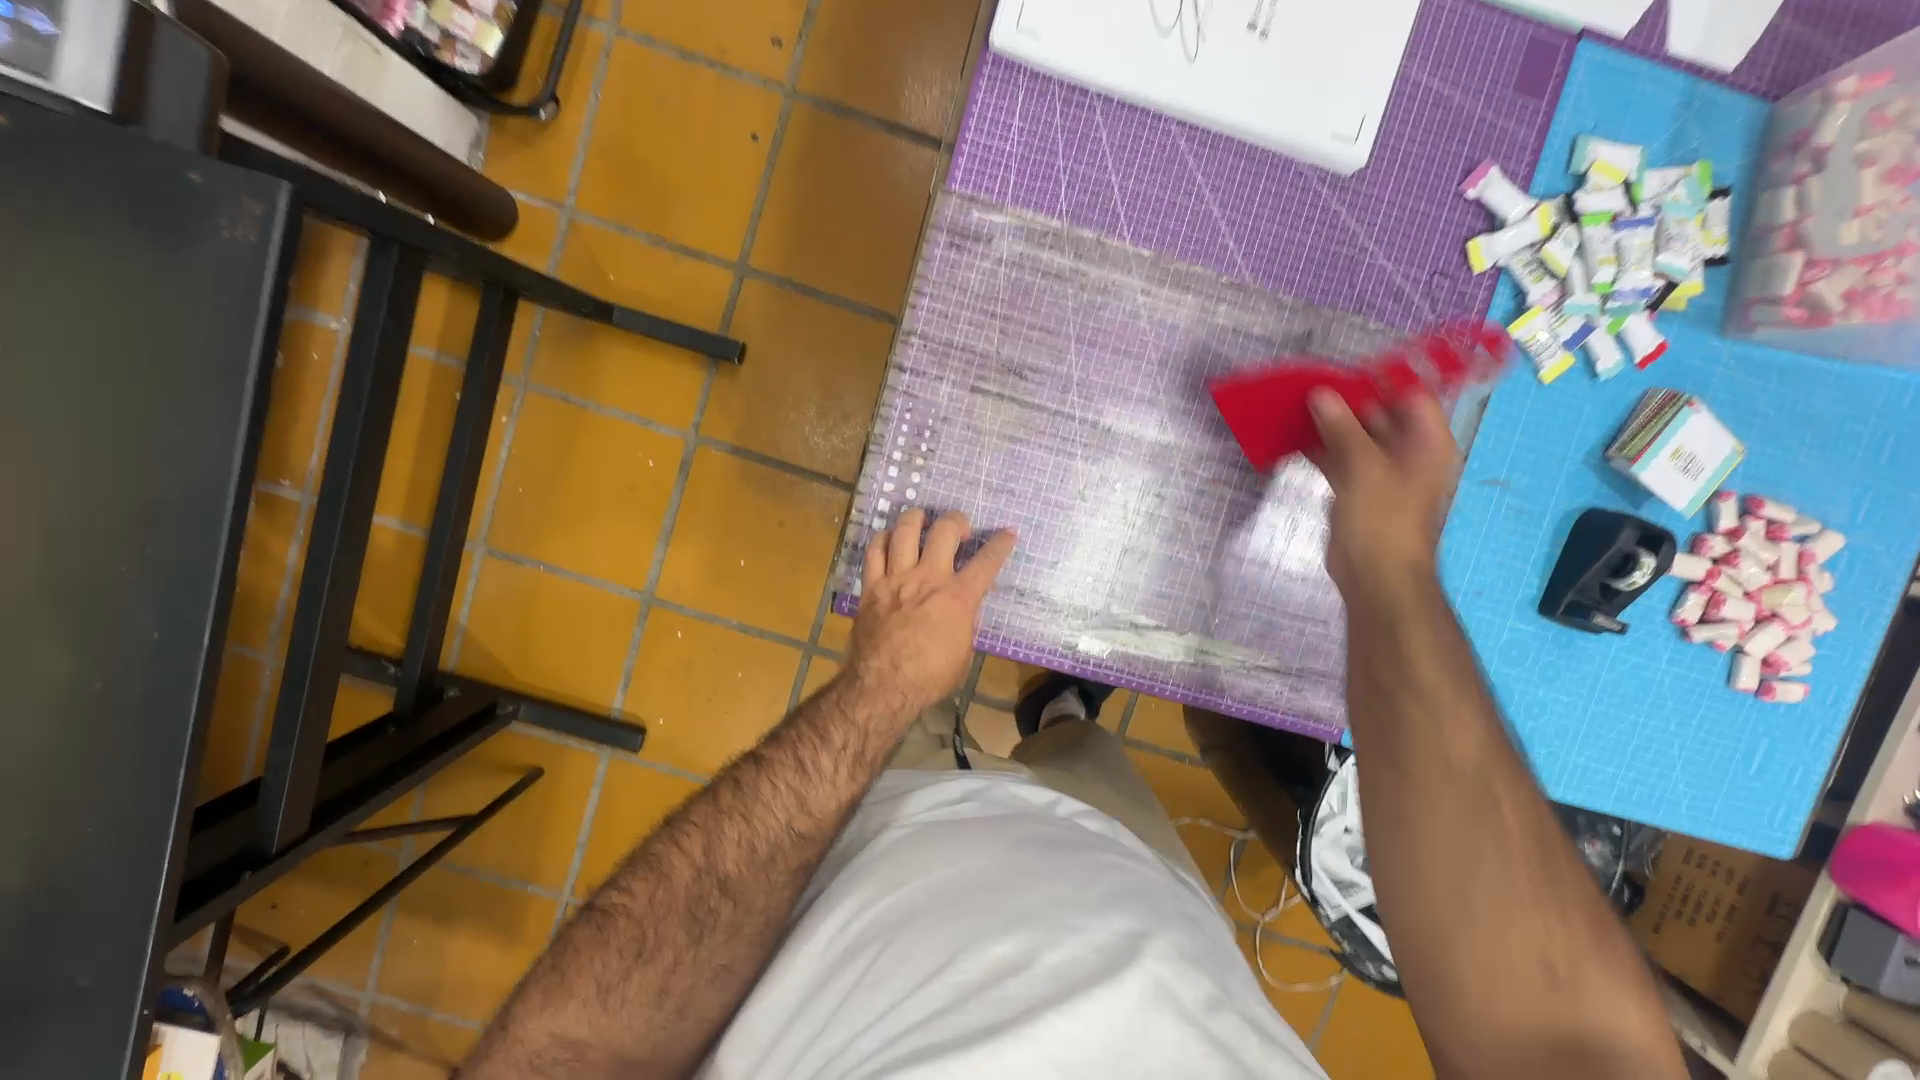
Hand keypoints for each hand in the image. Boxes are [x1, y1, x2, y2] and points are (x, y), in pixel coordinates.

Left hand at [847, 508, 1016, 717]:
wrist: (883, 686)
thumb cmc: (930, 678)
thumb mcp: (964, 652)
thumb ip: (965, 623)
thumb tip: (962, 611)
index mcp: (958, 598)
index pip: (987, 562)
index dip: (1000, 544)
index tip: (1007, 533)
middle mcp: (929, 578)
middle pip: (944, 530)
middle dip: (957, 521)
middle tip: (959, 527)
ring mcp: (897, 579)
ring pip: (904, 531)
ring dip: (916, 519)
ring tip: (922, 518)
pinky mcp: (871, 586)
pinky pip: (875, 551)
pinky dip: (883, 539)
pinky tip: (889, 539)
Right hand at [1308, 388, 1460, 607]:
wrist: (1376, 578)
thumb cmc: (1382, 521)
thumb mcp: (1364, 467)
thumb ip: (1342, 427)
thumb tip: (1321, 394)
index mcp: (1427, 443)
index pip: (1413, 395)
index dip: (1384, 378)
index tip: (1347, 367)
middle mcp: (1408, 453)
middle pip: (1380, 414)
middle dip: (1347, 400)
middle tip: (1311, 382)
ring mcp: (1382, 472)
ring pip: (1355, 436)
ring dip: (1328, 423)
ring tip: (1295, 404)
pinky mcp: (1357, 490)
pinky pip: (1339, 459)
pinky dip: (1319, 448)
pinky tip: (1292, 437)